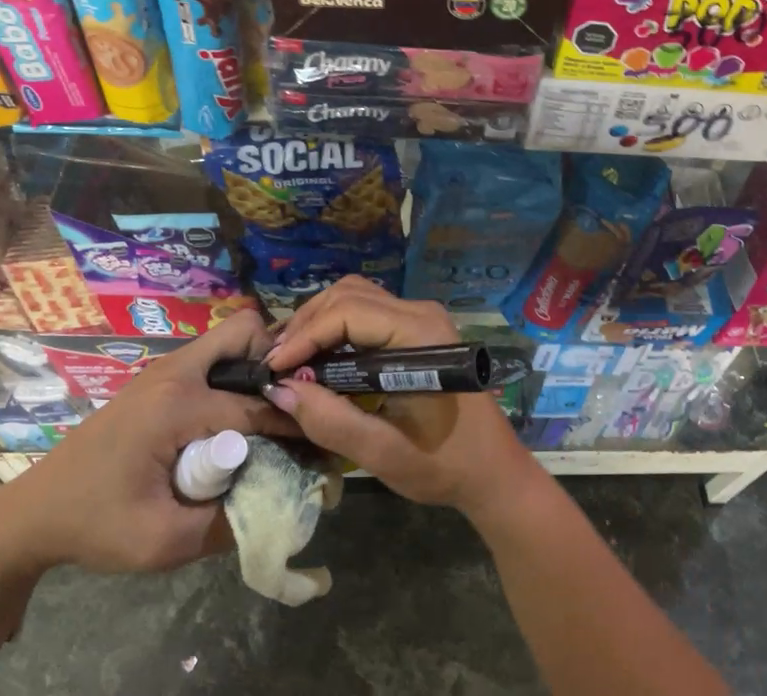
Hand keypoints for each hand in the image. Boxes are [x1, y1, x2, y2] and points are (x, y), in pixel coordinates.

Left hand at [0, 309, 295, 575]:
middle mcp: (173, 373)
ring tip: (270, 416)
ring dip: (255, 369)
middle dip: (276, 364)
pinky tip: (236, 422)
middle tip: (291, 410)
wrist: (32, 515)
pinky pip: (211, 360)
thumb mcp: (165, 542)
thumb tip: (283, 501)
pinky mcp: (157, 382)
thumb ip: (229, 522)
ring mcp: (163, 372)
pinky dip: (234, 377)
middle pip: (244, 331)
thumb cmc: (96, 526)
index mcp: (176, 404)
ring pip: (228, 340)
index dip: (295, 426)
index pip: (256, 405)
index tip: (323, 444)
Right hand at [263, 277, 540, 516]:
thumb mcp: (384, 454)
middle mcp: (422, 315)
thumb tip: (282, 388)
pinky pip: (368, 312)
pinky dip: (336, 328)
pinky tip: (316, 357)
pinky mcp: (418, 330)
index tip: (272, 368)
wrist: (494, 470)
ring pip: (356, 298)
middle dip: (306, 325)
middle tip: (275, 364)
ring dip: (318, 323)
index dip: (305, 336)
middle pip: (349, 295)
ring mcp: (422, 319)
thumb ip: (332, 421)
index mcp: (421, 337)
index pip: (349, 313)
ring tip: (289, 360)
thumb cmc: (445, 465)